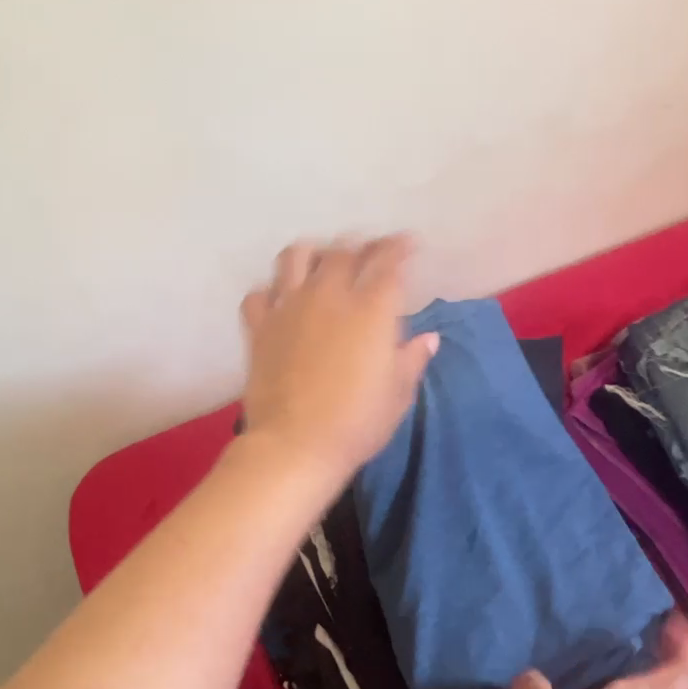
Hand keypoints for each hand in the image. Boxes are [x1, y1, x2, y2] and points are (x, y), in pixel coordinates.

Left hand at [239, 236, 438, 481]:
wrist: (296, 444)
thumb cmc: (358, 422)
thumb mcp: (399, 394)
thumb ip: (412, 359)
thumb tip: (428, 338)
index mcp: (371, 309)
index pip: (388, 262)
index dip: (400, 248)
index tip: (409, 244)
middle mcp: (329, 296)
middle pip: (344, 252)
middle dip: (362, 245)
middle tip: (372, 250)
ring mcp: (289, 307)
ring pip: (296, 257)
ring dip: (313, 252)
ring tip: (322, 259)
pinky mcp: (260, 327)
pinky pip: (261, 293)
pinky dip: (273, 290)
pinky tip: (281, 299)